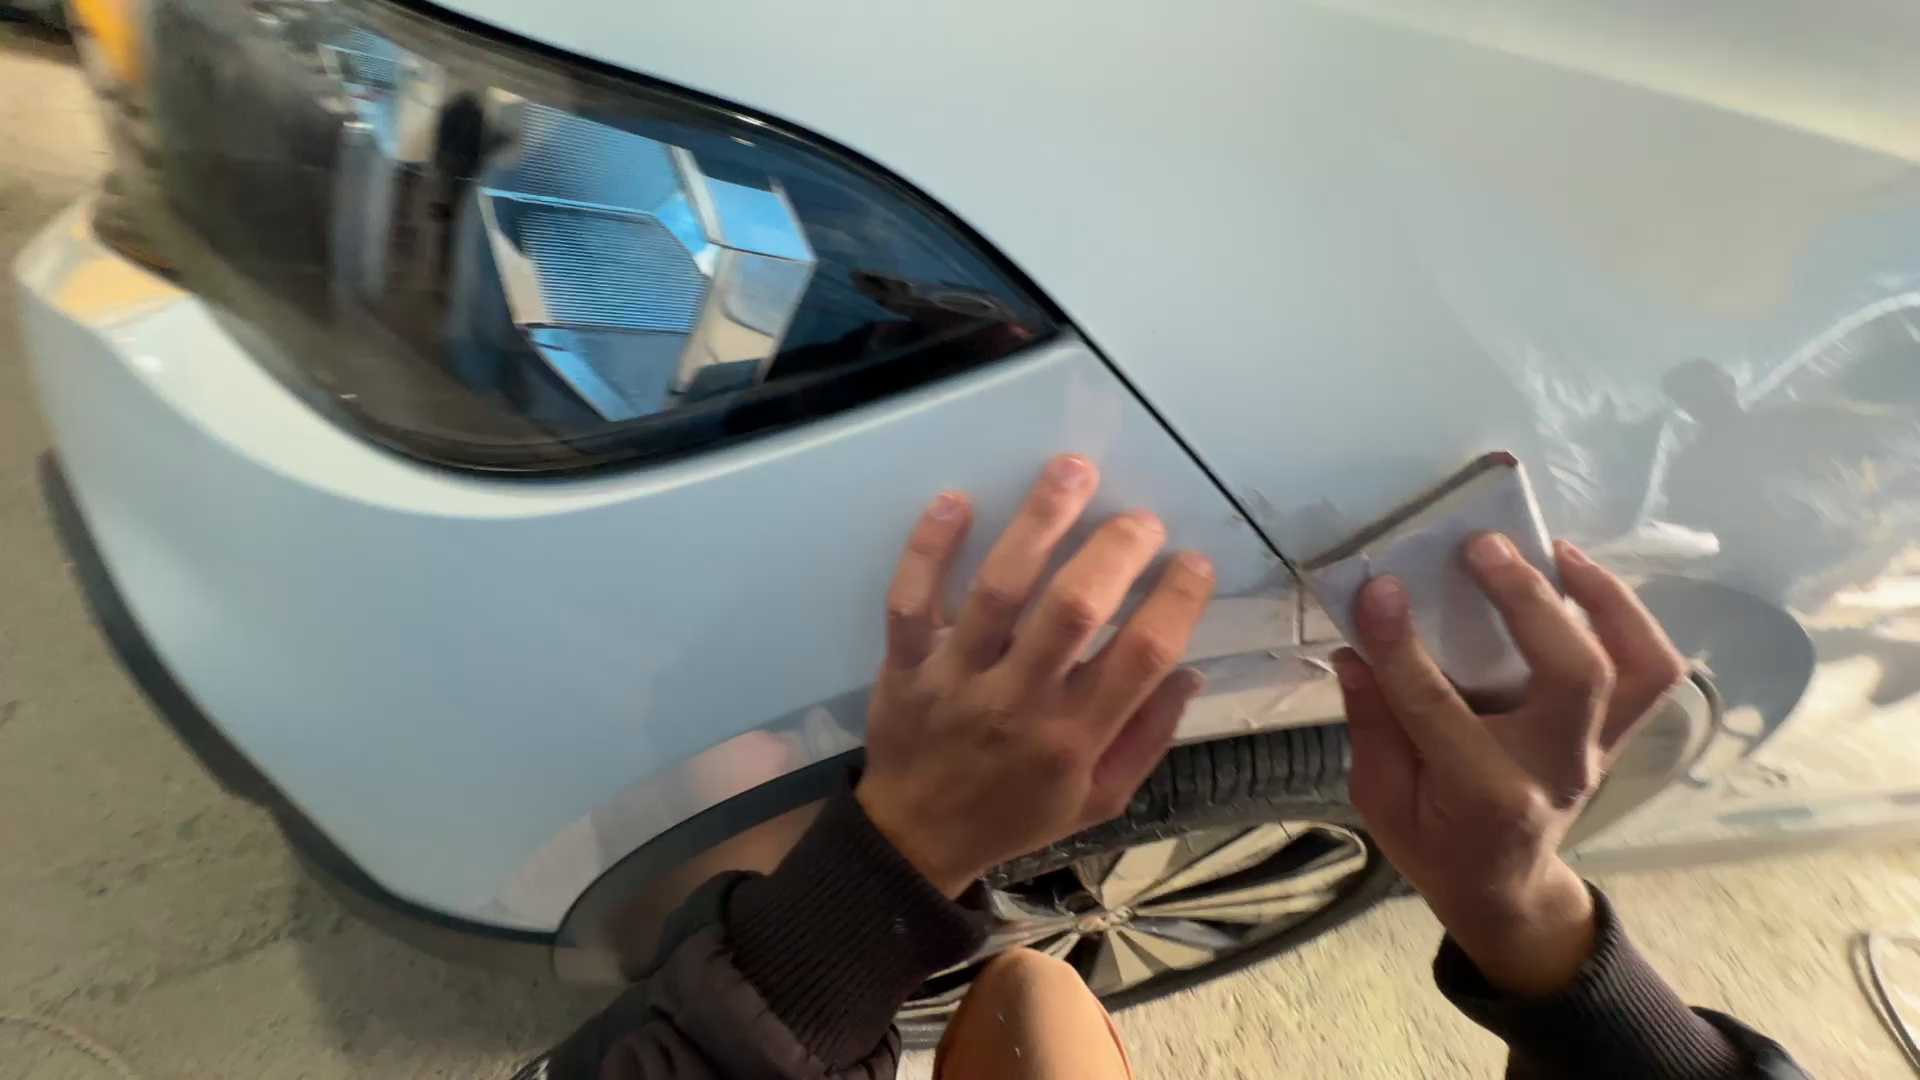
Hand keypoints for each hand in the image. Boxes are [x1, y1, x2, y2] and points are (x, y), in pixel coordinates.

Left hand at [856, 455, 1216, 896]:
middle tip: (1139, 518)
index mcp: (1073, 740)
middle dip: (1114, 551)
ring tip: (1072, 470)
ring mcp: (955, 678)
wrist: (916, 838)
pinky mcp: (905, 663)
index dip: (1175, 602)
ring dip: (1037, 523)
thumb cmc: (1016, 814)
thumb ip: (1148, 738)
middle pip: (1071, 609)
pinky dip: (928, 550)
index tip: (1192, 562)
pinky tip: (955, 499)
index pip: (1139, 657)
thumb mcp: (1099, 800)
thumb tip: (1189, 668)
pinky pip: (910, 601)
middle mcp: (1016, 701)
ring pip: (998, 591)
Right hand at [1331, 535, 1684, 994]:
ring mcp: (1596, 749)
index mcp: (1483, 792)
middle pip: (1569, 674)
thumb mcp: (1377, 797)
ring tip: (1553, 550)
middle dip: (1526, 600)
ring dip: (1604, 599)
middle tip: (1480, 546)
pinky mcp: (1612, 733)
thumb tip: (1354, 651)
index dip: (1400, 642)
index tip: (1377, 588)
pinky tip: (1576, 577)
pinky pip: (1645, 672)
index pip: (1436, 703)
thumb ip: (1370, 724)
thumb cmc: (1432, 844)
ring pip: (1636, 667)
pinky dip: (1623, 617)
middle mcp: (1556, 767)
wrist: (1502, 886)